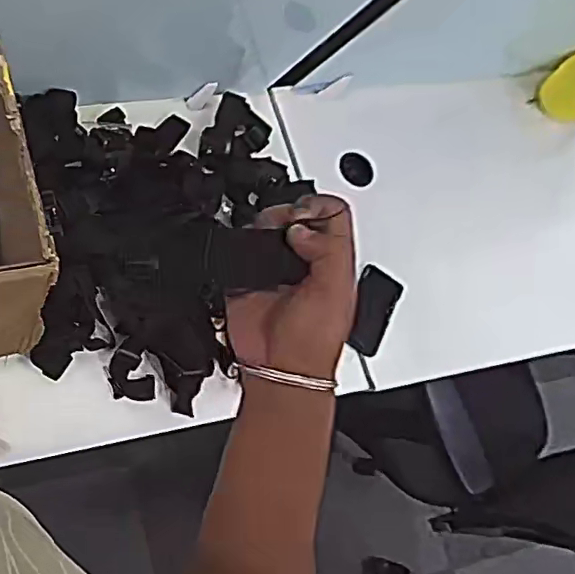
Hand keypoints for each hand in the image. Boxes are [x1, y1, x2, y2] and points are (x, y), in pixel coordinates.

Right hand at [225, 194, 355, 380]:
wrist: (278, 367)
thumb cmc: (312, 341)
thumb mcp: (336, 290)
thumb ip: (328, 251)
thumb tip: (302, 230)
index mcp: (332, 260)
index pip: (332, 214)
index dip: (318, 205)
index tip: (303, 216)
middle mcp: (304, 262)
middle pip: (297, 216)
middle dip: (288, 212)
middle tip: (282, 225)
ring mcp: (273, 272)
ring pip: (267, 230)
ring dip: (263, 226)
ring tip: (263, 238)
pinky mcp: (246, 282)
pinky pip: (238, 254)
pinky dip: (238, 246)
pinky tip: (245, 252)